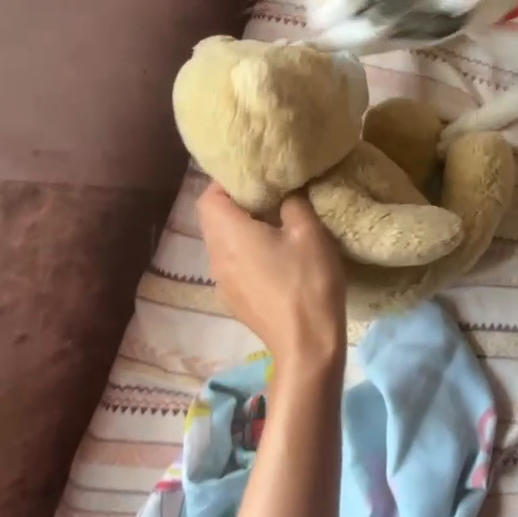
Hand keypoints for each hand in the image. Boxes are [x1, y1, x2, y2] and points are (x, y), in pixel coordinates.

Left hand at [197, 184, 346, 373]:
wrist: (306, 341)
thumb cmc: (308, 280)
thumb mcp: (309, 232)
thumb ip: (294, 204)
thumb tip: (286, 194)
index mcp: (230, 236)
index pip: (208, 198)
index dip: (227, 182)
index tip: (257, 175)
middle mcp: (217, 257)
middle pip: (213, 220)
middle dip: (237, 203)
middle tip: (272, 193)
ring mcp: (223, 282)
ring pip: (223, 243)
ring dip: (243, 228)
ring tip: (277, 222)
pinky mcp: (235, 299)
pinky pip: (234, 263)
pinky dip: (247, 250)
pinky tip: (277, 255)